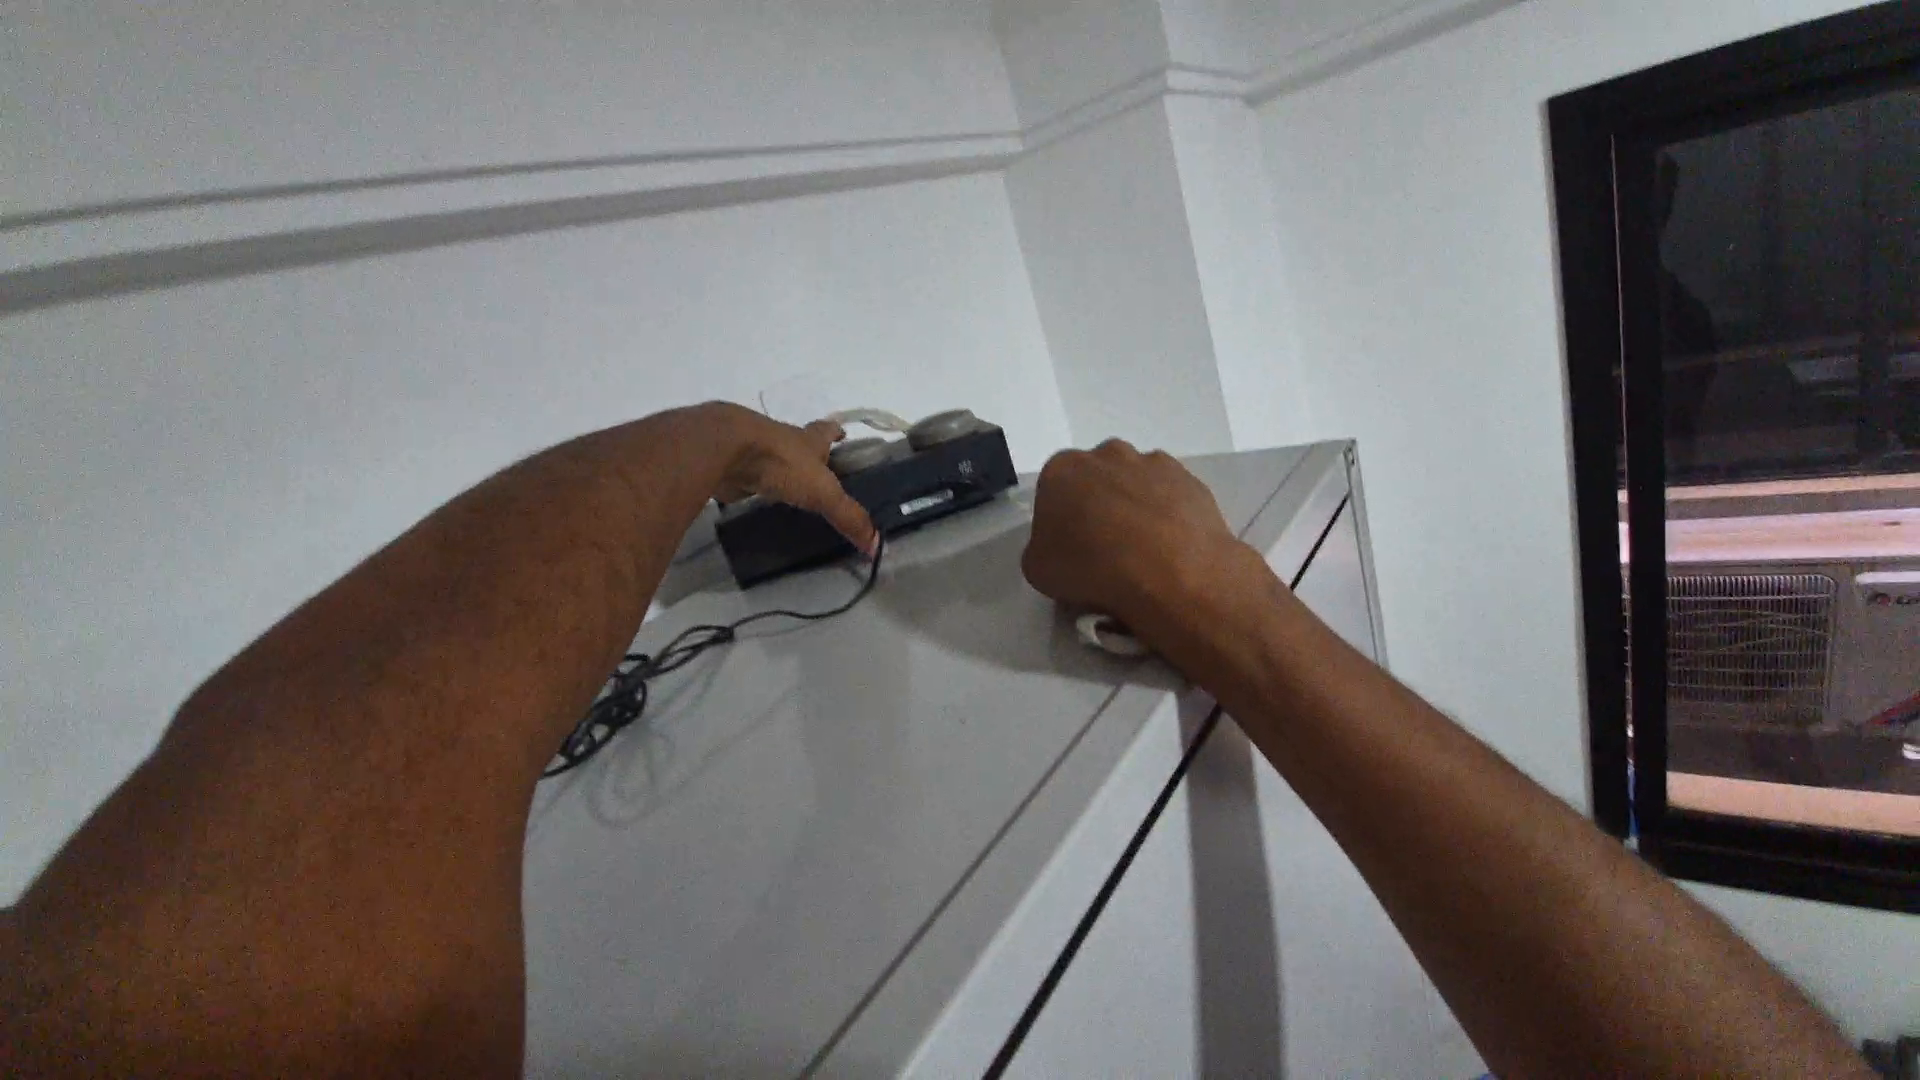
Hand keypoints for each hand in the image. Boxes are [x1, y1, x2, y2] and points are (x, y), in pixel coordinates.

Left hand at [694, 402, 878, 553]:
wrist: (727, 450)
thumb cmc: (783, 462)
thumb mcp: (824, 493)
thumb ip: (848, 517)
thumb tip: (876, 545)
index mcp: (808, 439)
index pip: (826, 430)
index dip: (835, 432)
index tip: (842, 433)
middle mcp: (782, 439)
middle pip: (798, 443)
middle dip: (807, 453)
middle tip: (817, 470)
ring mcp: (754, 450)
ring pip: (771, 457)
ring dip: (779, 468)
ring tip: (788, 487)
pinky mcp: (731, 465)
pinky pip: (746, 474)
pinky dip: (751, 483)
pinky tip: (755, 495)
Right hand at [1022, 439, 1258, 642]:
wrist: (1171, 575)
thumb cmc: (1092, 569)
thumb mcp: (1037, 570)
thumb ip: (1041, 546)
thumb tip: (1059, 546)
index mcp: (1062, 469)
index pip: (1053, 491)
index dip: (1059, 522)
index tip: (1069, 548)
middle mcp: (1106, 454)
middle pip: (1095, 479)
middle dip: (1097, 505)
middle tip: (1104, 548)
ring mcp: (1152, 463)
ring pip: (1134, 483)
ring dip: (1133, 506)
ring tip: (1141, 551)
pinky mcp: (1190, 479)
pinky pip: (1169, 496)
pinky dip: (1166, 514)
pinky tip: (1169, 547)